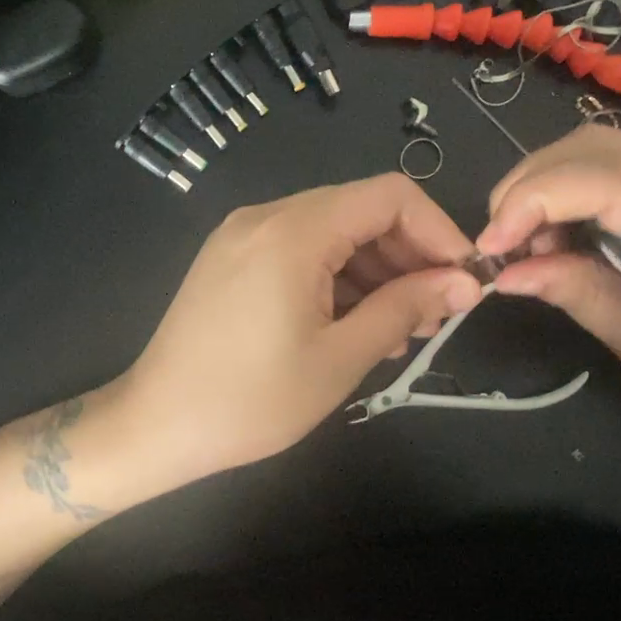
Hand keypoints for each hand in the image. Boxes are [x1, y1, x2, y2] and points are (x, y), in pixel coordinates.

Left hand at [114, 174, 486, 479]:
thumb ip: (405, 308)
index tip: (463, 280)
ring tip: (397, 332)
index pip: (389, 196)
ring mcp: (238, 237)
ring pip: (327, 232)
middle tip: (433, 315)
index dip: (438, 230)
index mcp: (293, 230)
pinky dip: (331, 278)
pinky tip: (351, 326)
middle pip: (358, 211)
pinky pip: (294, 252)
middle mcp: (263, 218)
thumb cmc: (251, 400)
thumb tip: (464, 282)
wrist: (156, 425)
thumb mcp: (340, 357)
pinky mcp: (226, 261)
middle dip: (406, 256)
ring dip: (371, 272)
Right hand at [476, 126, 620, 411]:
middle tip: (498, 245)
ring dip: (545, 182)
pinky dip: (571, 185)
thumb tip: (506, 273)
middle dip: (526, 186)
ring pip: (603, 145)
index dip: (534, 202)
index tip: (489, 249)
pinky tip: (563, 233)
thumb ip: (581, 297)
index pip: (605, 180)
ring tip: (527, 241)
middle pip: (594, 147)